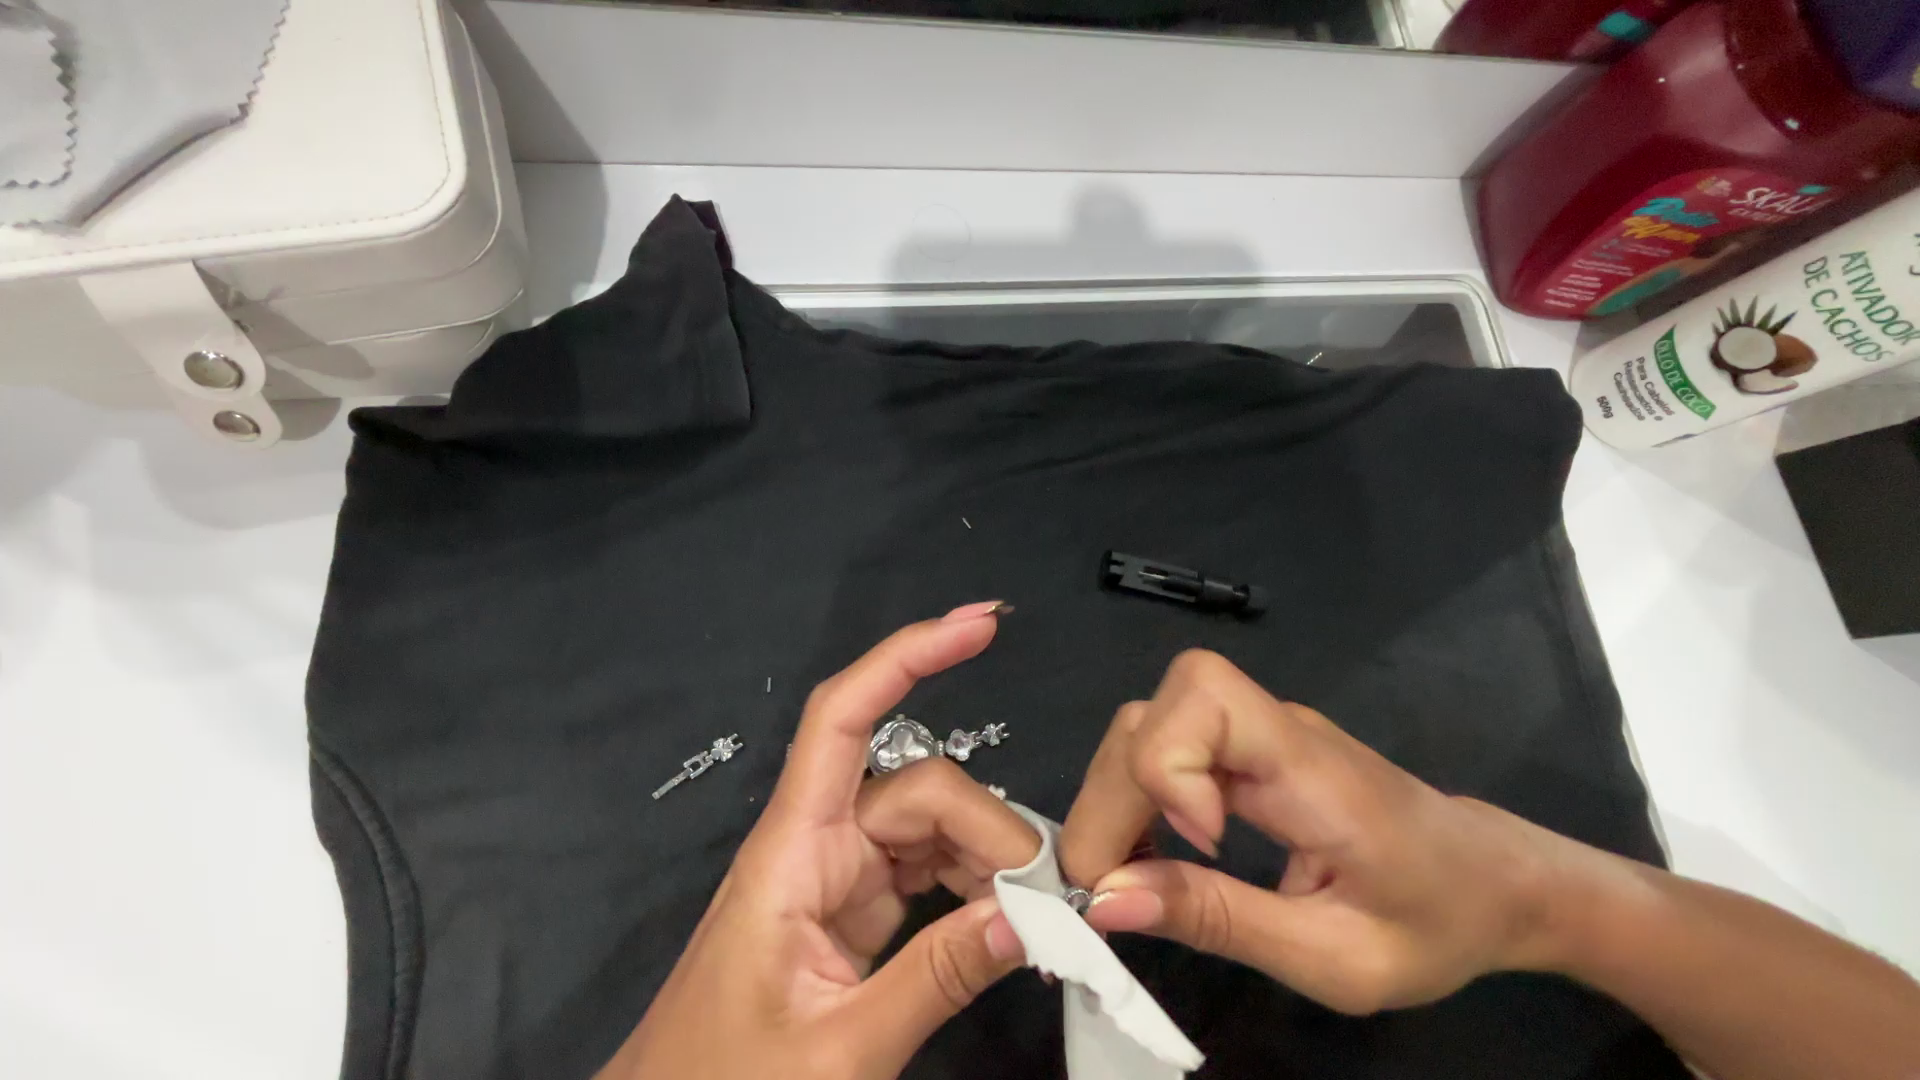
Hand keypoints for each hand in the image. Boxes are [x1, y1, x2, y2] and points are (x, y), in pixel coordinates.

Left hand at [597, 605, 1039, 1079]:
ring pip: (929, 825)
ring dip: (985, 857)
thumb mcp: (838, 1050)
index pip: (844, 718)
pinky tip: (1003, 920)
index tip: (979, 625)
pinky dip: (970, 885)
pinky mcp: (855, 907)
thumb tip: (1029, 916)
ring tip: (1035, 915)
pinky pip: (926, 868)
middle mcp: (818, 841)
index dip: (907, 656)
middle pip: (916, 787)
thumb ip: (935, 979)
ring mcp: (839, 873)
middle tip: (1048, 899)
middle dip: (986, 827)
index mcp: (792, 851)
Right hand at [1059, 649, 1596, 1014]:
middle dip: (1111, 799)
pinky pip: (1158, 749)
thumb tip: (1105, 901)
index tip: (1198, 844)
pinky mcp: (1239, 747)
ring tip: (1121, 875)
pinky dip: (1131, 799)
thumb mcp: (1336, 958)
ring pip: (1142, 726)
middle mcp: (1270, 728)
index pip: (1205, 695)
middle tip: (1106, 887)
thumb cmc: (1433, 923)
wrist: (1491, 879)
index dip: (1170, 763)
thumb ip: (1221, 920)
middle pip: (1151, 714)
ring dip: (1112, 799)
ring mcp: (1251, 732)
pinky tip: (1143, 853)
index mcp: (1312, 768)